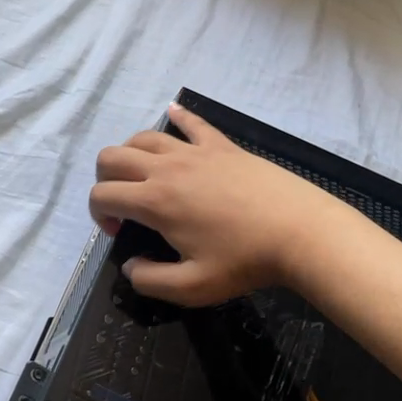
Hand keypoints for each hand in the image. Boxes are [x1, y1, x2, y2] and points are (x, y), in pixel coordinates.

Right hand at [89, 103, 343, 304]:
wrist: (303, 233)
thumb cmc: (246, 262)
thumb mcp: (192, 288)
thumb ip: (150, 280)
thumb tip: (131, 266)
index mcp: (155, 203)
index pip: (101, 194)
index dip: (98, 215)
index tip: (120, 233)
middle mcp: (166, 169)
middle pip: (111, 156)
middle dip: (104, 179)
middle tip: (124, 204)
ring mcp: (195, 152)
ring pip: (143, 137)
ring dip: (130, 154)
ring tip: (143, 176)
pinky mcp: (222, 146)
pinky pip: (192, 123)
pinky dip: (177, 117)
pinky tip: (173, 113)